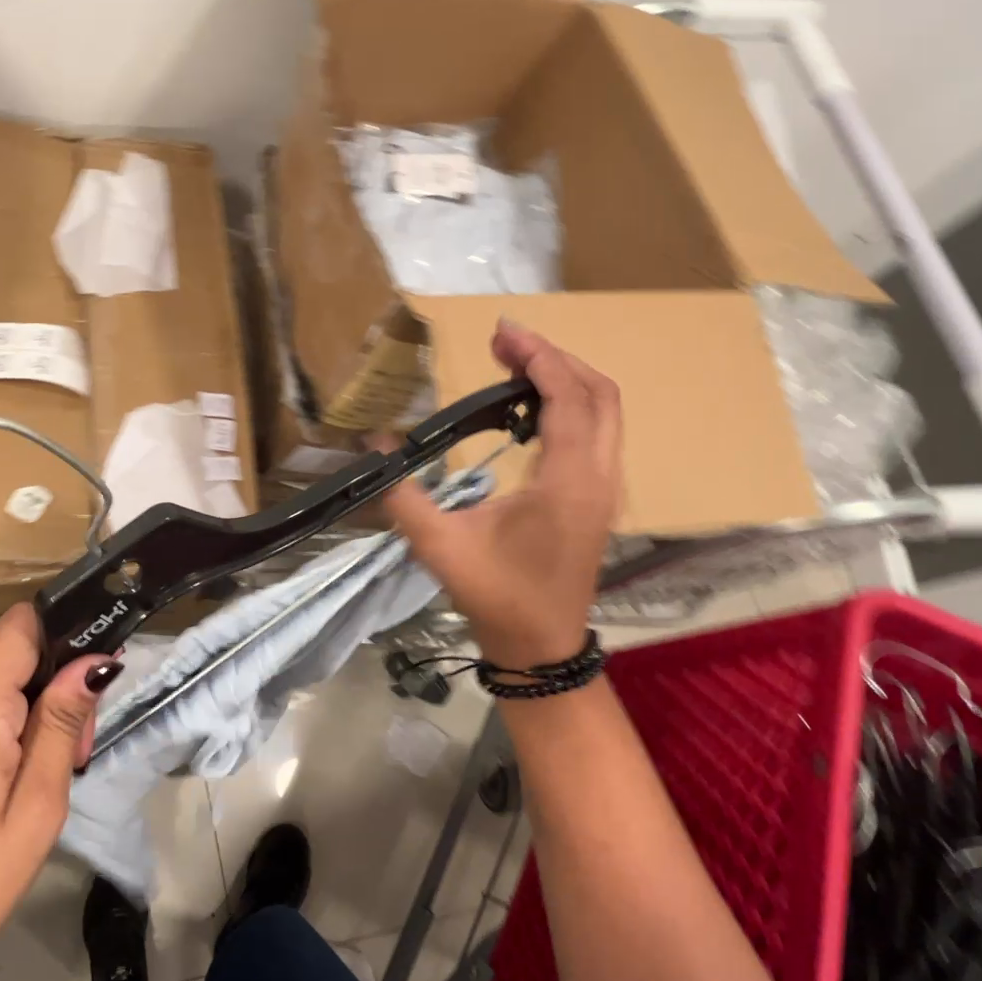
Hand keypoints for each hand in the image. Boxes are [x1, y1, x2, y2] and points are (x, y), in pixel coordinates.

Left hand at [0, 604, 121, 980]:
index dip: (56, 636)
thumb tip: (90, 663)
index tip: (84, 683)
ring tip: (19, 789)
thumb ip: (60, 728)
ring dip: (12, 721)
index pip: (17, 627)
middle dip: (45, 699)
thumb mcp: (36, 813)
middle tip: (65, 762)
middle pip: (5, 666)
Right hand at [384, 320, 621, 669]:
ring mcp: (606, 489)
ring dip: (566, 379)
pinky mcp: (600, 499)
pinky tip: (530, 411)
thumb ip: (404, 493)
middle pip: (599, 393)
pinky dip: (572, 405)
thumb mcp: (440, 545)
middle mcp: (600, 477)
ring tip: (516, 368)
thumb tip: (375, 442)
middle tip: (505, 346)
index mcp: (569, 482)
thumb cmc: (495, 595)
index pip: (568, 397)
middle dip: (555, 358)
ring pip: (605, 411)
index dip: (538, 357)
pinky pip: (599, 432)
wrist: (541, 646)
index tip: (501, 333)